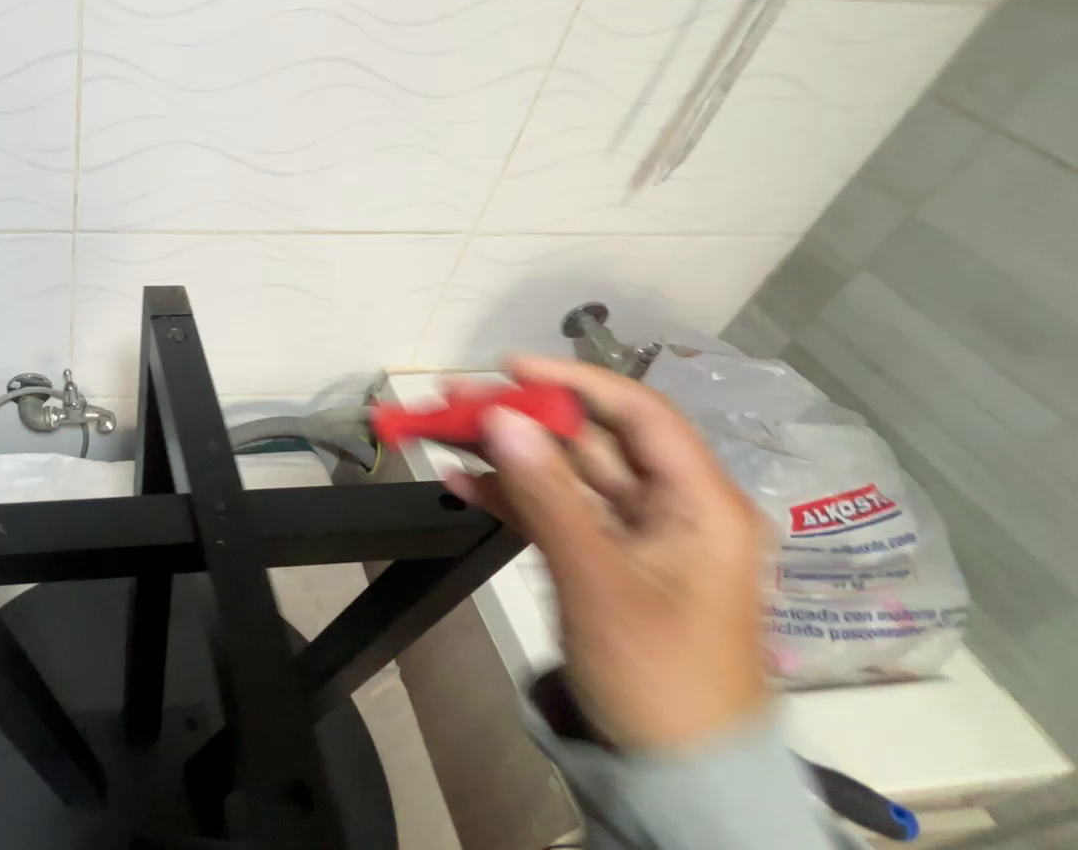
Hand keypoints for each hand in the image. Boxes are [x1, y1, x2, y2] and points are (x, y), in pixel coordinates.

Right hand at [445, 356, 770, 750]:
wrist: (674, 770)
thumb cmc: (655, 674)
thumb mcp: (597, 580)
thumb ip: (546, 494)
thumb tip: (502, 419)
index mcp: (697, 502)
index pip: (638, 414)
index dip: (573, 381)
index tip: (509, 366)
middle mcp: (668, 506)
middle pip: (588, 441)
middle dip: (520, 418)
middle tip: (452, 400)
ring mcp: (632, 533)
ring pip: (561, 473)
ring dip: (504, 454)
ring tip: (439, 431)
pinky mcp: (601, 559)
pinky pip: (551, 511)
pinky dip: (508, 496)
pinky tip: (459, 481)